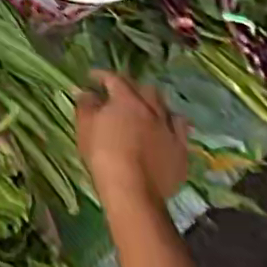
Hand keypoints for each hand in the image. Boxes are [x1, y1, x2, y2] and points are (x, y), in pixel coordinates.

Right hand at [75, 71, 190, 204]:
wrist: (133, 192)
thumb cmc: (103, 155)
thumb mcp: (85, 127)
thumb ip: (86, 105)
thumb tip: (87, 92)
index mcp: (126, 100)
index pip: (114, 78)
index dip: (102, 75)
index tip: (92, 78)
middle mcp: (151, 109)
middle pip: (144, 88)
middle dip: (131, 87)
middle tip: (119, 93)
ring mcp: (169, 129)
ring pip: (165, 106)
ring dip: (154, 104)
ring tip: (145, 109)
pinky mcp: (181, 150)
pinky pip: (180, 130)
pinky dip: (171, 125)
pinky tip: (166, 129)